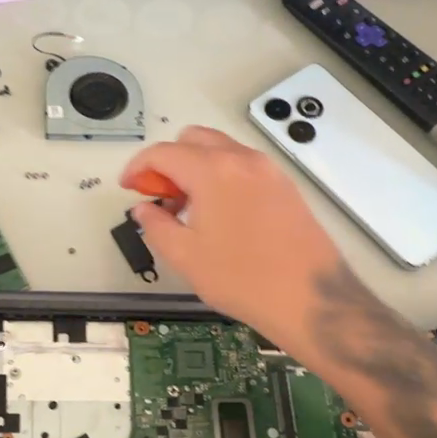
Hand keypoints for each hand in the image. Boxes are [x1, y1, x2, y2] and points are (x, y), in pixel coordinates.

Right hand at [121, 126, 346, 347]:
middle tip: (158, 196)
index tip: (128, 187)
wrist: (308, 298)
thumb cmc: (239, 278)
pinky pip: (243, 166)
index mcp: (213, 171)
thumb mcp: (184, 256)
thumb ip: (156, 225)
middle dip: (168, 161)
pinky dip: (221, 176)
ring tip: (187, 208)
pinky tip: (218, 213)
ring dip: (195, 167)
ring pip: (221, 150)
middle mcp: (242, 159)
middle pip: (194, 139)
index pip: (163, 152)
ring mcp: (268, 170)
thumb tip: (144, 208)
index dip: (138, 167)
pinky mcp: (285, 186)